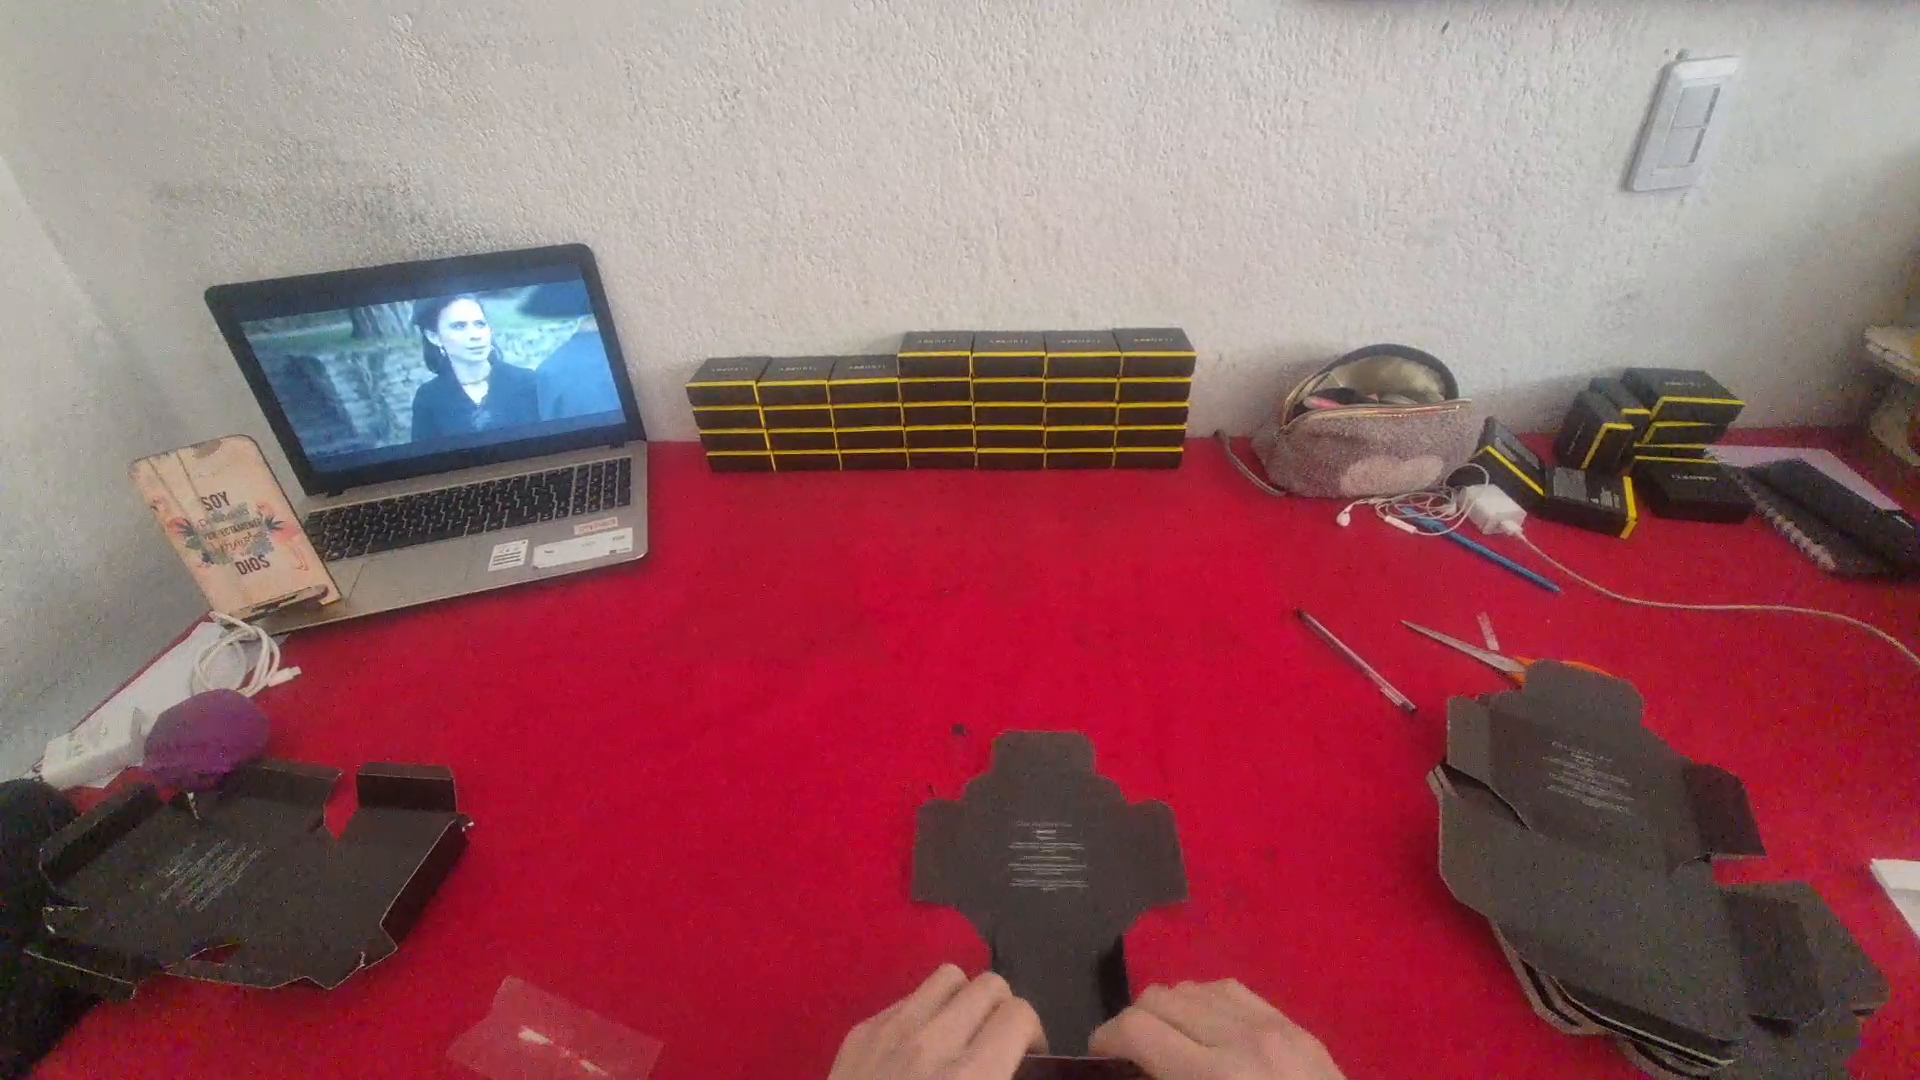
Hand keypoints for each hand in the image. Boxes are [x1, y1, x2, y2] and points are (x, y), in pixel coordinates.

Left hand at [830, 964, 1047, 1079]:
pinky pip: (907, 999)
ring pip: (948, 977)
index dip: (1032, 1035)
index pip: (1019, 1014)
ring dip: (964, 1001)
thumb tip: (1009, 1073)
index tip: (1028, 1060)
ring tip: (961, 1035)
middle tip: (999, 1046)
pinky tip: (916, 1053)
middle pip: (988, 984)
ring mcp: (890, 1030)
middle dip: (1003, 1012)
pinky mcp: (860, 1033)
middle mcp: (932, 1041)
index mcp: (969, 1077)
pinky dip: (924, 1015)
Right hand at [1089, 980, 1343, 1079]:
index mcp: (1216, 1078)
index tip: (1098, 1055)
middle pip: (1159, 998)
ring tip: (1169, 1041)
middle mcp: (1240, 1038)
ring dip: (1169, 1010)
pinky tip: (1207, 1029)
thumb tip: (1133, 1071)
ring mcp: (1272, 1026)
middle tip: (1131, 1054)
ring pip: (1191, 986)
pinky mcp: (1295, 1026)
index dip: (1106, 1037)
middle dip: (1134, 1022)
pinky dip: (1205, 1002)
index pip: (1138, 1029)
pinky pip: (1230, 989)